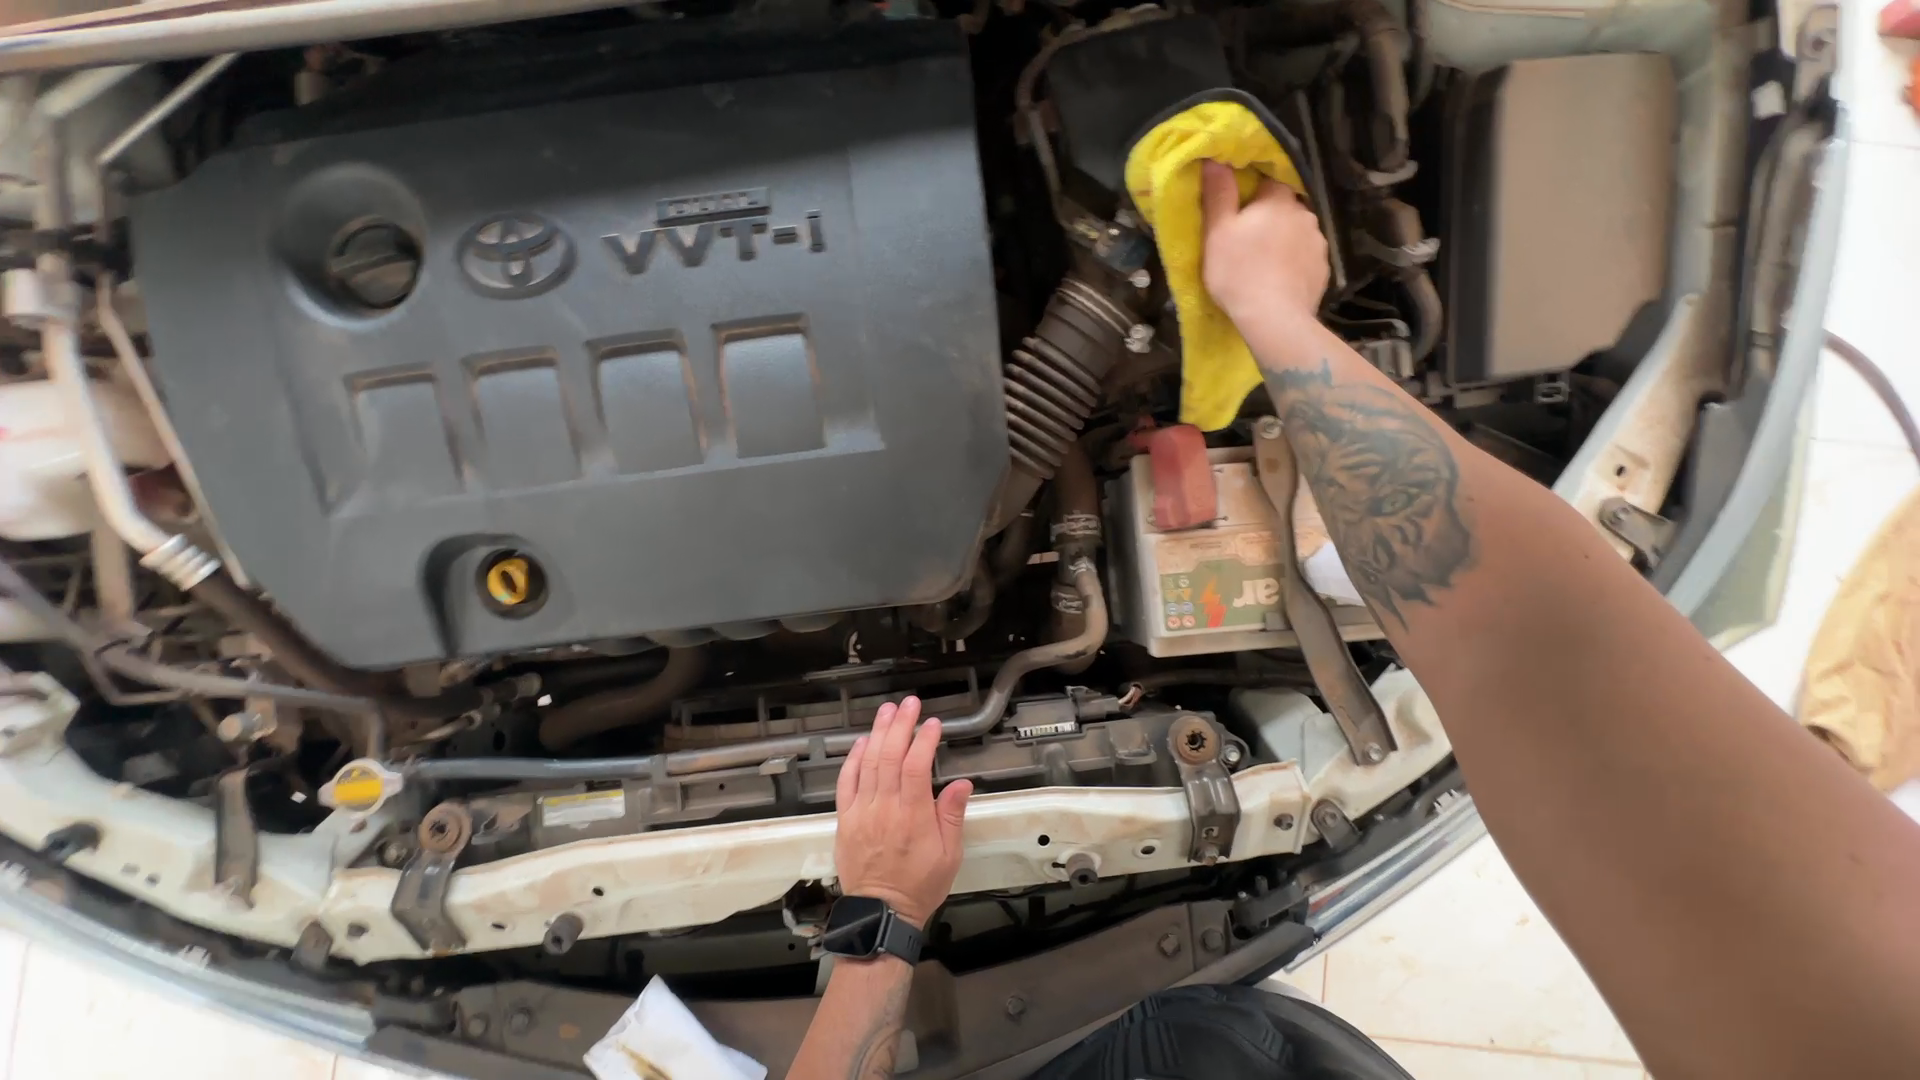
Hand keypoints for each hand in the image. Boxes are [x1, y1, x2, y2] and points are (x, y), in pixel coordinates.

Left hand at [833, 696, 972, 928]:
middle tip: (909, 704)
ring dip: (878, 733)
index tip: (933, 723)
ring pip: (868, 763)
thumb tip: (961, 783)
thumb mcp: (949, 855)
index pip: (917, 766)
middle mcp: (884, 807)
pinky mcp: (845, 818)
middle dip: (900, 725)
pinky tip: (862, 742)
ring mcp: (861, 811)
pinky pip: (846, 782)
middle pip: (890, 756)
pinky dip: (853, 759)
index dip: (924, 740)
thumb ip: (952, 815)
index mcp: (912, 815)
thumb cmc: (920, 884)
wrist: (881, 913)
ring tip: (887, 711)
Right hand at [1199, 159, 1328, 326]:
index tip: (1240, 209)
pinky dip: (1294, 264)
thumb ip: (1218, 194)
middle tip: (1248, 240)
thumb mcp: (1217, 232)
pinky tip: (1280, 280)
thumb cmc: (1238, 272)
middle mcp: (1305, 214)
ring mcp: (1318, 242)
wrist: (1274, 317)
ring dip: (1284, 241)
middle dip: (1270, 218)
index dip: (1253, 192)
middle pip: (1285, 207)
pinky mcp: (1323, 269)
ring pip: (1297, 232)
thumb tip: (1214, 159)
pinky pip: (1305, 258)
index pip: (1269, 181)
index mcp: (1278, 200)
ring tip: (1265, 264)